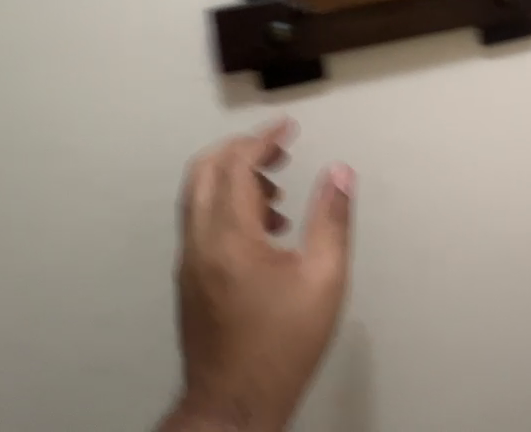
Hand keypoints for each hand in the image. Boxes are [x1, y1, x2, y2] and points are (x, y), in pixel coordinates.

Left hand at [161, 120, 355, 431]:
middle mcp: (200, 245)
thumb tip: (340, 174)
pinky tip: (269, 229)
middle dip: (242, 149)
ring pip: (200, 196)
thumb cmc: (281, 347)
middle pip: (204, 171)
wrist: (233, 407)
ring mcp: (190, 264)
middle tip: (279, 147)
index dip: (262, 137)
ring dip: (236, 178)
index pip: (235, 165)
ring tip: (280, 192)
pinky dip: (229, 205)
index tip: (287, 127)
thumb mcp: (325, 279)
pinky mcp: (190, 280)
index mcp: (230, 239)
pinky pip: (202, 222)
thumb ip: (332, 219)